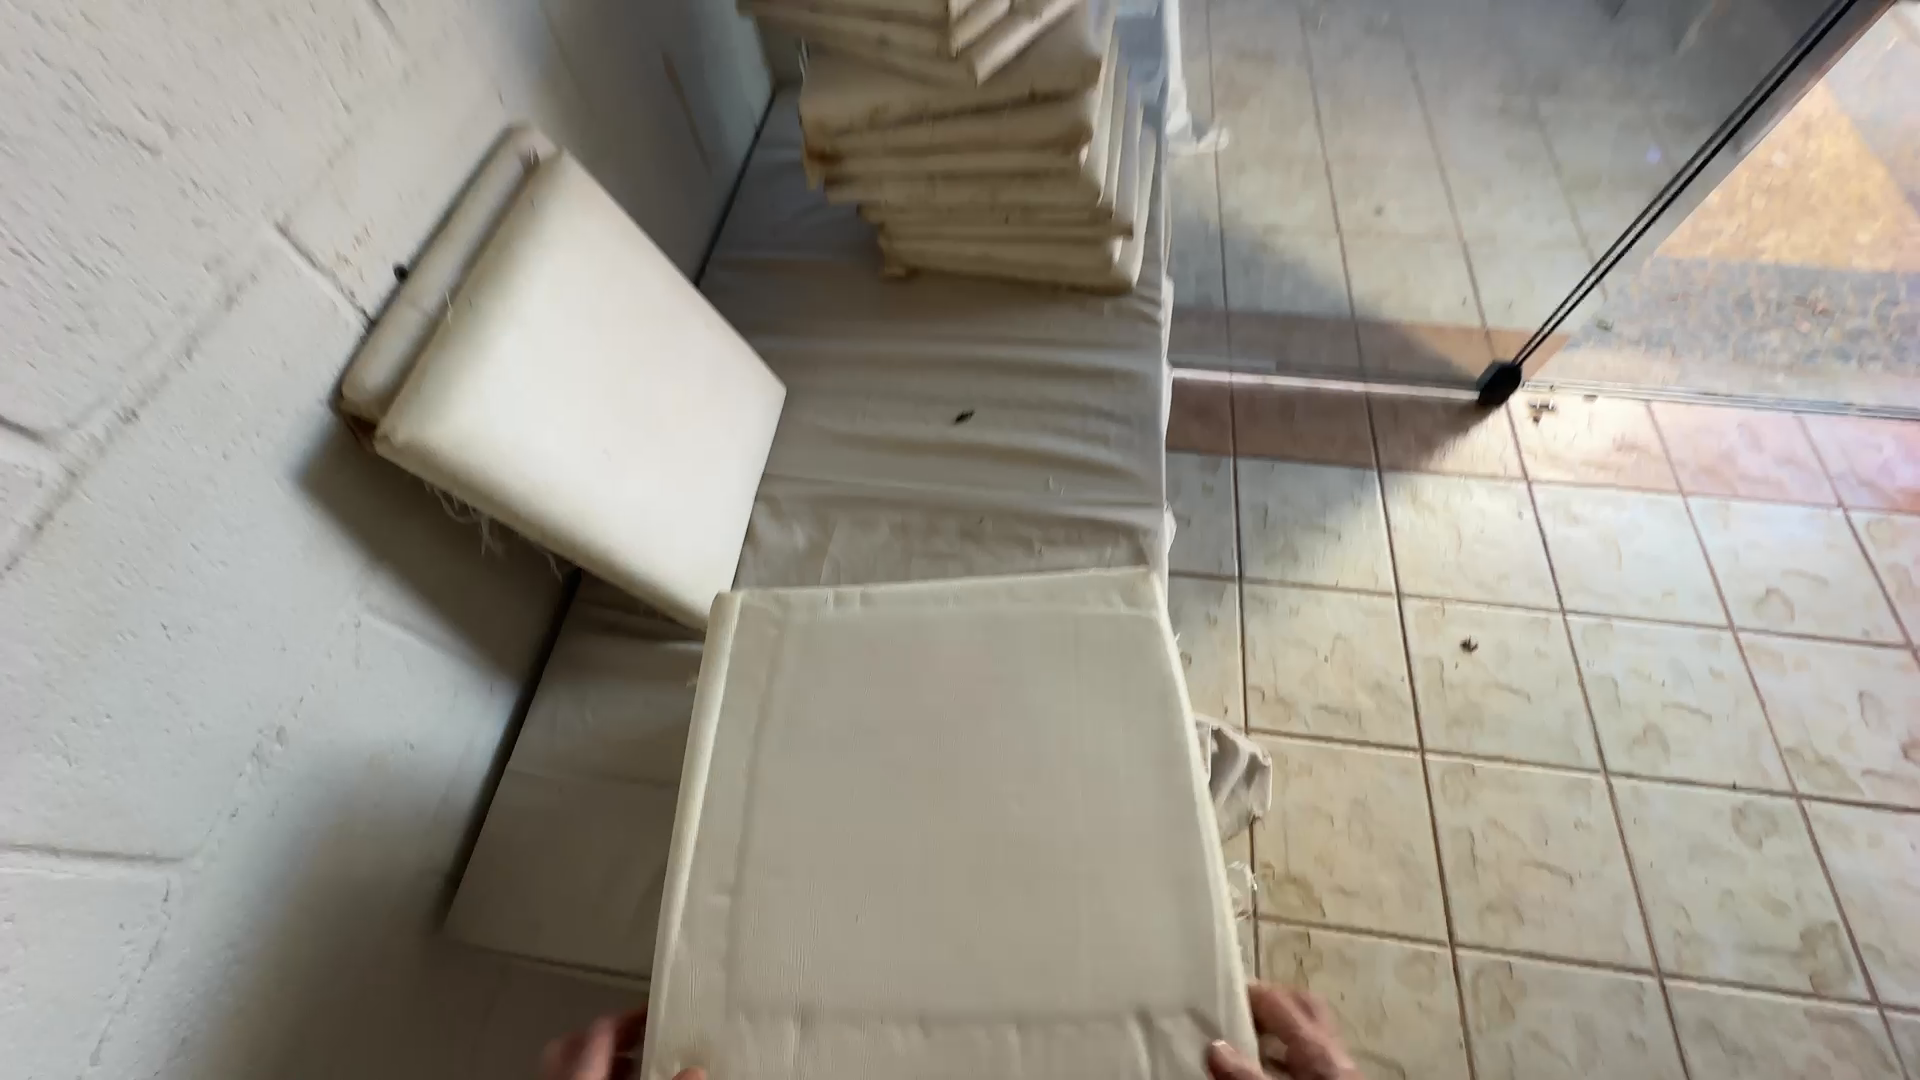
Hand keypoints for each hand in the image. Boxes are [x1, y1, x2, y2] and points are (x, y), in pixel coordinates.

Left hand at [540, 1008, 704, 1079]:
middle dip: (604, 1039)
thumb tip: (696, 1071)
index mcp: (581, 1077)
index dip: (630, 1017)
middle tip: (637, 1041)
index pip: (602, 1029)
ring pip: (566, 1069)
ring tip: (632, 1070)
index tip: (656, 1015)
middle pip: (571, 1044)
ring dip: (598, 1064)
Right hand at [1207, 982, 1360, 1079]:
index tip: (1219, 996)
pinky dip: (1289, 1061)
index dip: (1248, 993)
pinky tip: (1269, 1076)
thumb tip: (1214, 1047)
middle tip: (1239, 1013)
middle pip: (1303, 1007)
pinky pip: (1314, 1063)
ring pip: (1310, 1036)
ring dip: (1280, 1033)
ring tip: (1246, 1044)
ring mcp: (1343, 1075)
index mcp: (1317, 1050)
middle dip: (1271, 1004)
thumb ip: (1245, 1077)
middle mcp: (1335, 1055)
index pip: (1277, 1000)